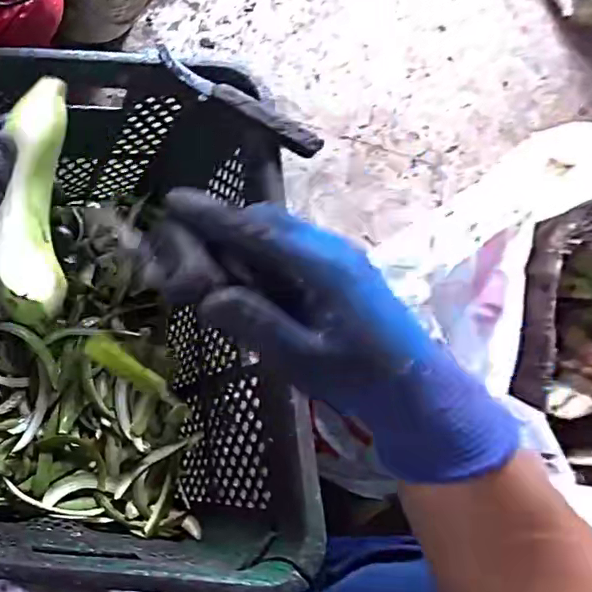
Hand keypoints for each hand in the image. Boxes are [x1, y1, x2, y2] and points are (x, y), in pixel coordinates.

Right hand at [160, 189, 518, 483]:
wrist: (418, 390)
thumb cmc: (362, 379)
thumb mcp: (303, 359)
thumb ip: (257, 324)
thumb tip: (209, 298)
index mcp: (324, 266)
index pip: (255, 230)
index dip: (211, 215)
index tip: (173, 201)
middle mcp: (329, 250)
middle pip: (262, 222)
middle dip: (217, 228)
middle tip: (181, 257)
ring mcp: (334, 258)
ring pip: (272, 234)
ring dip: (233, 243)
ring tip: (203, 274)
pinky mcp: (333, 271)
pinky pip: (283, 250)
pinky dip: (251, 256)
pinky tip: (238, 281)